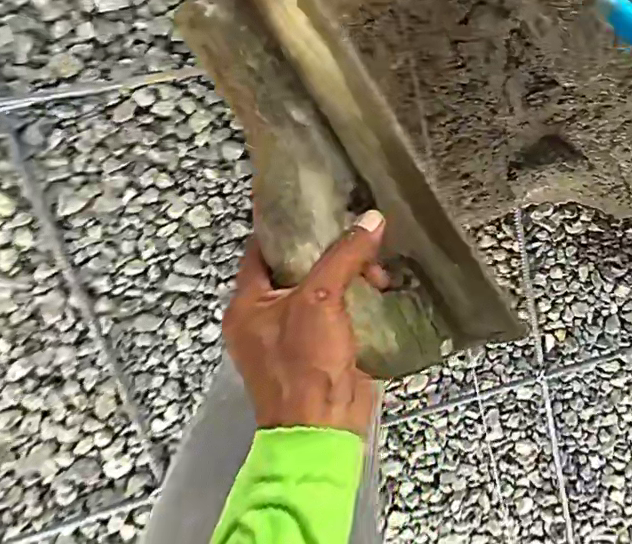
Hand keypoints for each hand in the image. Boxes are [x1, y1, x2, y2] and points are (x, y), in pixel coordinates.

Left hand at [223, 210, 391, 433]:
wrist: (323, 429)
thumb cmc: (305, 364)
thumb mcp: (321, 299)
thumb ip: (346, 255)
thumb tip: (373, 218)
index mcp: (248, 305)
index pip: (263, 249)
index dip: (289, 224)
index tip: (320, 202)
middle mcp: (266, 316)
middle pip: (301, 265)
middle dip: (334, 250)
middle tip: (362, 235)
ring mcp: (295, 332)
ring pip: (325, 285)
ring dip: (353, 274)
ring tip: (379, 270)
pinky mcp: (322, 346)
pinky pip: (341, 306)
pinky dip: (360, 294)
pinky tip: (383, 286)